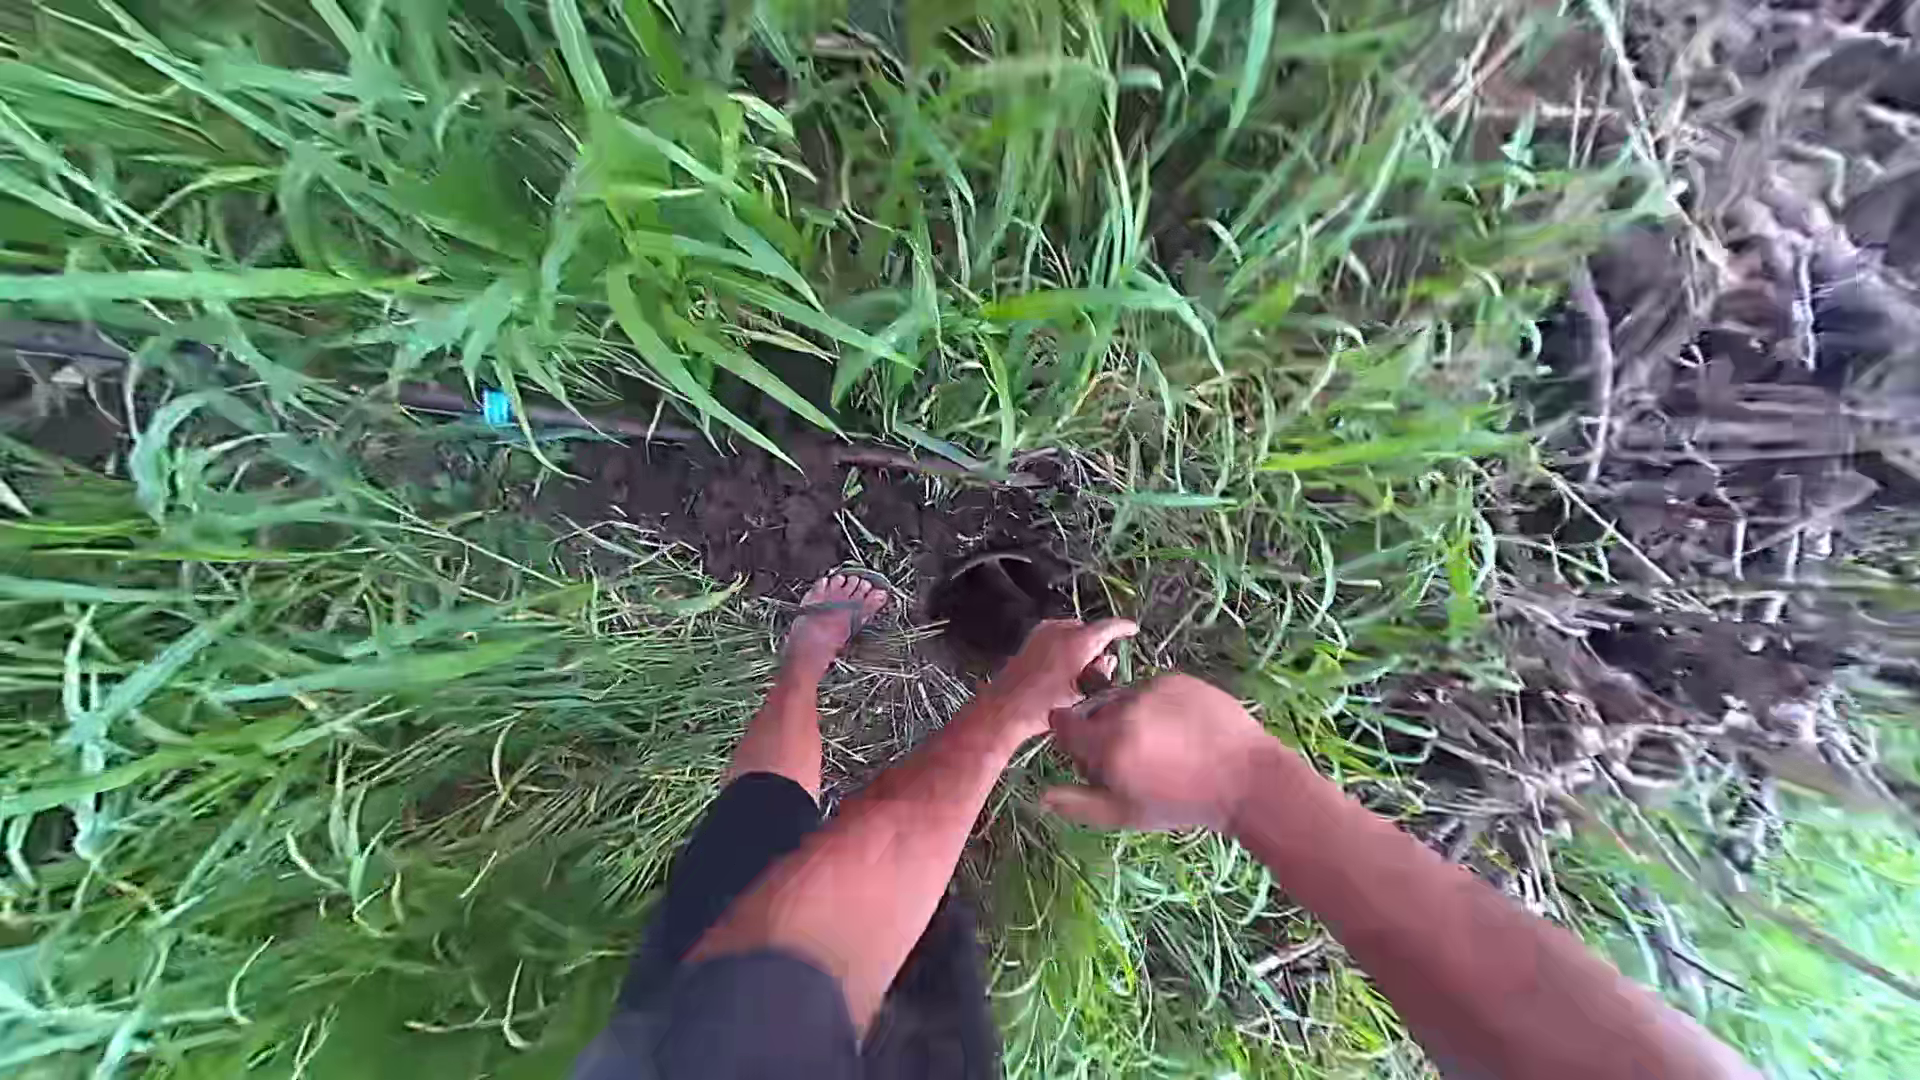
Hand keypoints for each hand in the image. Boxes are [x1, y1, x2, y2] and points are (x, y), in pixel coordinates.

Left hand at [971, 618, 1137, 738]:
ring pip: (1072, 631)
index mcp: (1077, 642)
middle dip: (1098, 643)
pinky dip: (1065, 643)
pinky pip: (1056, 633)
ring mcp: (1042, 632)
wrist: (1006, 708)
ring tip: (1079, 671)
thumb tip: (1106, 662)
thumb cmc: (1045, 706)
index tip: (1132, 629)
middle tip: (1099, 669)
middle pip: (1090, 629)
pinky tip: (1063, 667)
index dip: (1122, 627)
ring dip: (1081, 643)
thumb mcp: (1081, 696)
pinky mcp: (1030, 639)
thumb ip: (1099, 675)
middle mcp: (1060, 630)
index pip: (1108, 627)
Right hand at [1043, 674, 1293, 830]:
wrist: (1248, 780)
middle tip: (1134, 754)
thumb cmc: (1182, 802)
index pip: (1062, 723)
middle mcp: (1122, 709)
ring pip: (1123, 698)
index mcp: (1106, 743)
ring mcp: (1150, 689)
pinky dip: (1158, 704)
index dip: (1071, 737)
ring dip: (1131, 715)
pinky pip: (1153, 688)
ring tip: (1163, 741)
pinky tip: (1181, 727)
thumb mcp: (1126, 813)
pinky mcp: (1175, 678)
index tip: (1090, 752)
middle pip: (1093, 711)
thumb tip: (1040, 796)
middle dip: (1103, 729)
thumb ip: (1079, 803)